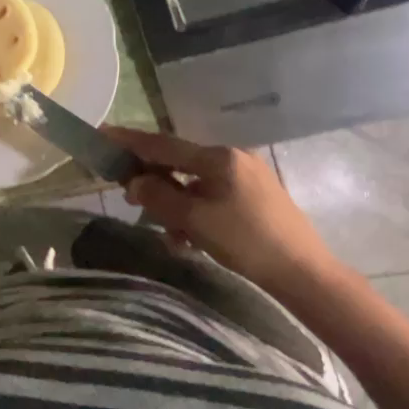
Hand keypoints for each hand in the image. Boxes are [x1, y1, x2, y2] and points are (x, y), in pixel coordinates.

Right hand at [106, 127, 341, 293]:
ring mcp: (248, 177)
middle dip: (152, 179)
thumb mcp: (194, 220)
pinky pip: (212, 195)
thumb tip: (134, 182)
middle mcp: (233, 159)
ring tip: (165, 230)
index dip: (129, 141)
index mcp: (218, 158)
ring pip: (195, 182)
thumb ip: (158, 196)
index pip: (162, 144)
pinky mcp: (257, 197)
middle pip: (178, 162)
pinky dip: (195, 210)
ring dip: (174, 202)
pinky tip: (190, 236)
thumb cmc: (247, 242)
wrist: (305, 274)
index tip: (102, 134)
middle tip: (130, 198)